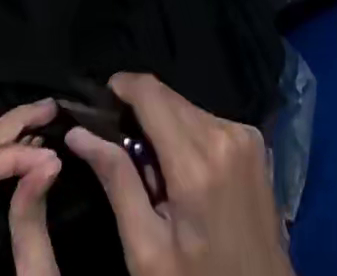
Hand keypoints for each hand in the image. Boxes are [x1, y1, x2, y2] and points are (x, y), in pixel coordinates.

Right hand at [65, 73, 292, 275]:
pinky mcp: (257, 141)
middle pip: (170, 98)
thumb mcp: (146, 249)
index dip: (122, 86)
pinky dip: (188, 133)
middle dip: (139, 111)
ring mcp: (246, 135)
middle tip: (118, 148)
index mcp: (197, 162)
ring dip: (164, 124)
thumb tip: (79, 134)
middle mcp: (226, 134)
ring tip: (151, 170)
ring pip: (188, 107)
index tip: (98, 99)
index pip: (152, 94)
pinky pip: (209, 120)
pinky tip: (181, 170)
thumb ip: (117, 182)